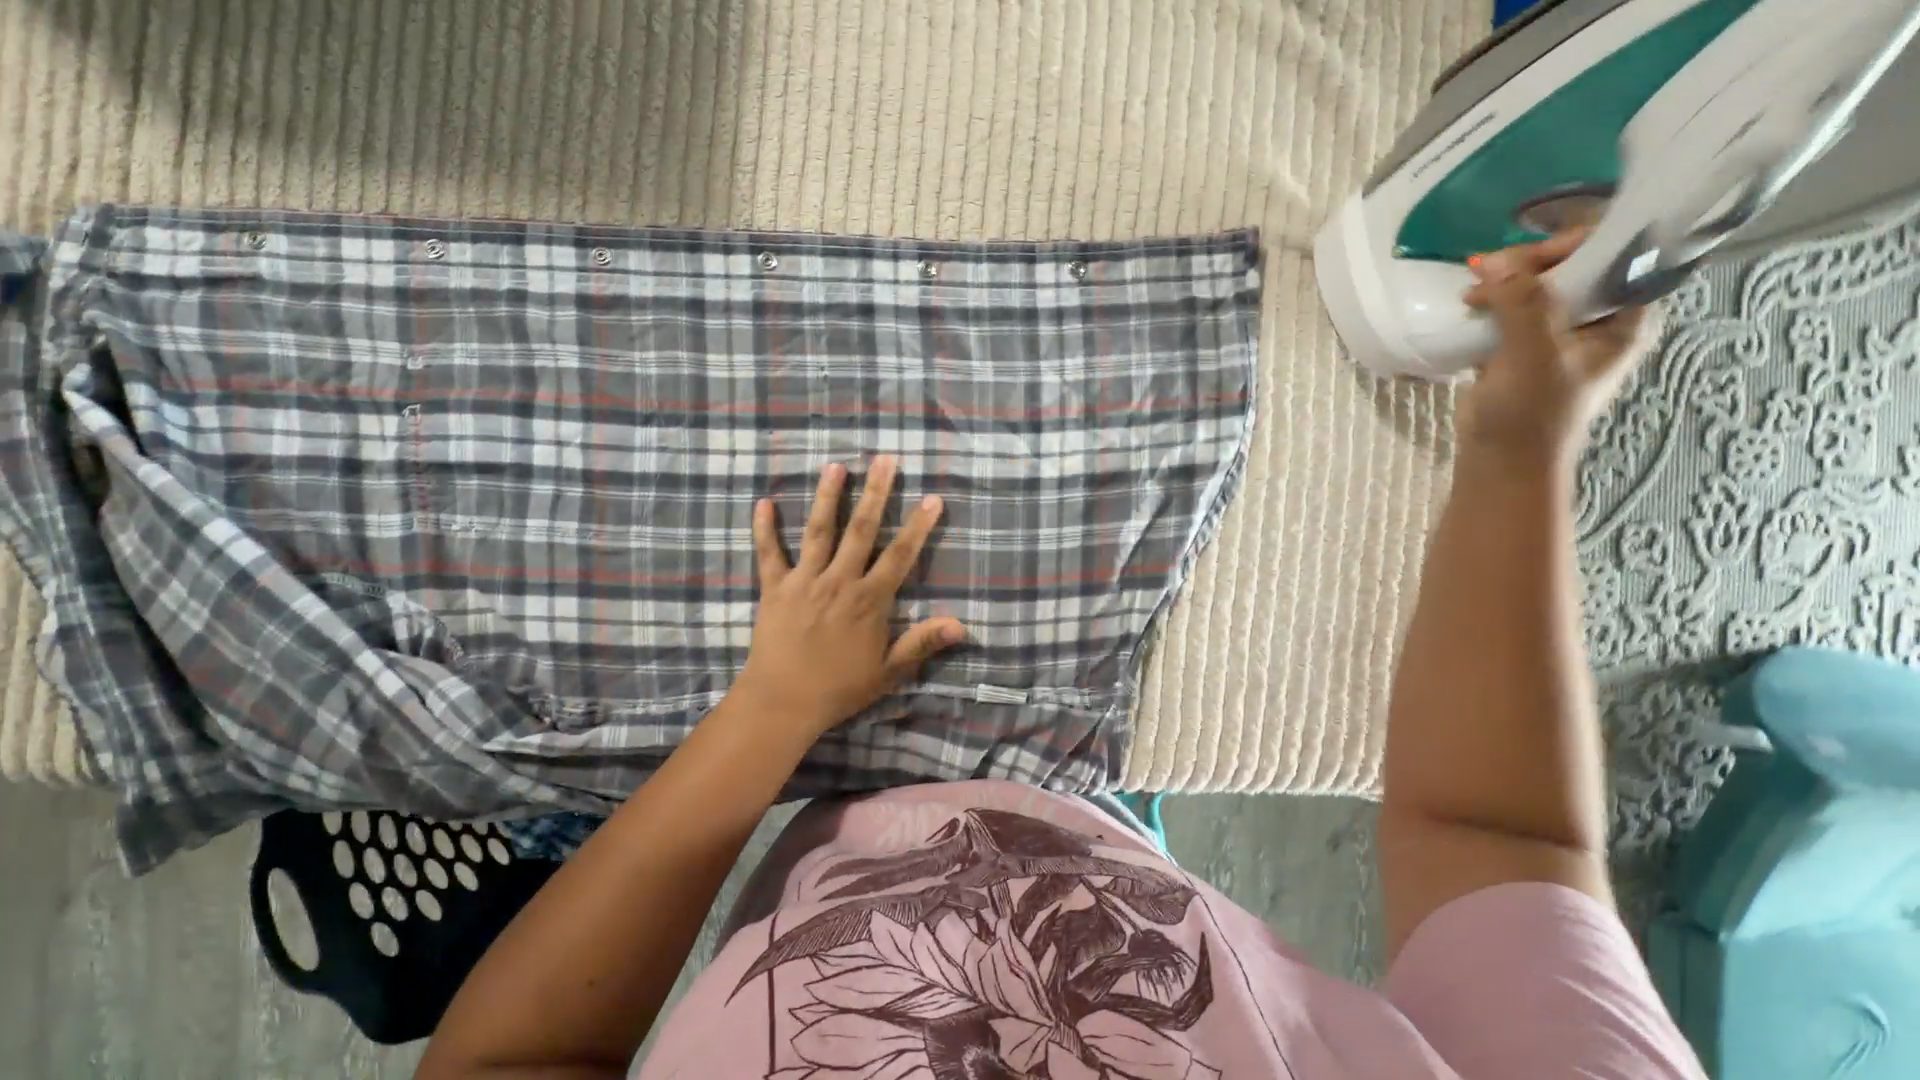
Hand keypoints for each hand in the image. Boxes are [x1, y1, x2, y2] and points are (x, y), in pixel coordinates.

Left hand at [729, 456, 966, 737]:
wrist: (782, 702)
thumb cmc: (839, 689)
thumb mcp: (888, 672)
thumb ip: (921, 643)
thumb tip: (961, 625)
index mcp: (869, 601)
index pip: (900, 555)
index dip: (918, 526)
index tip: (932, 498)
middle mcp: (839, 581)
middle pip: (861, 529)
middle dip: (876, 492)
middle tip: (885, 460)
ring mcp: (804, 581)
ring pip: (819, 530)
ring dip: (828, 496)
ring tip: (836, 465)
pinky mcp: (774, 588)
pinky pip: (769, 553)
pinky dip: (764, 528)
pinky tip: (763, 502)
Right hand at [1458, 229, 1653, 465]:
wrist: (1499, 464)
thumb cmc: (1531, 415)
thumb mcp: (1533, 354)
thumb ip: (1522, 303)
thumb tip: (1492, 260)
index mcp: (1625, 319)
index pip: (1616, 255)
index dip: (1576, 245)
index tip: (1530, 256)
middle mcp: (1599, 320)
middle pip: (1574, 265)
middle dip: (1530, 263)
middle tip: (1490, 271)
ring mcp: (1559, 334)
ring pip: (1539, 284)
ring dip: (1505, 281)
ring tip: (1472, 291)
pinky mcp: (1525, 347)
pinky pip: (1514, 307)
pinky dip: (1493, 301)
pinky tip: (1470, 305)